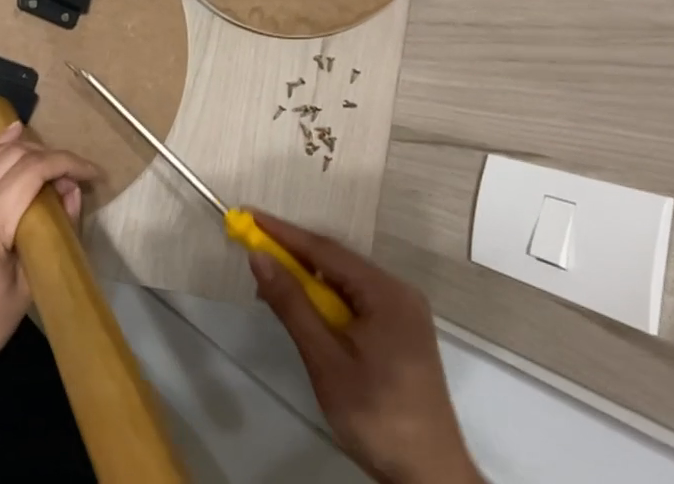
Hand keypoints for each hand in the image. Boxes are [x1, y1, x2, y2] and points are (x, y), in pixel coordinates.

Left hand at [0, 122, 98, 379]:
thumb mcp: (28, 284)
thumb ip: (53, 231)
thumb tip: (72, 192)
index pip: (33, 170)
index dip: (68, 163)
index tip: (93, 174)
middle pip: (13, 155)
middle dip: (50, 155)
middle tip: (76, 173)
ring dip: (24, 149)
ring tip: (54, 159)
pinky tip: (14, 144)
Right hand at [245, 210, 480, 483]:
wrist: (427, 474)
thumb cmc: (375, 413)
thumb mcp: (324, 358)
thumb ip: (291, 303)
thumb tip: (258, 257)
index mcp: (387, 294)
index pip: (325, 250)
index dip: (282, 232)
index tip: (246, 215)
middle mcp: (398, 295)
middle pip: (335, 262)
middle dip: (291, 253)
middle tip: (249, 247)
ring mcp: (400, 315)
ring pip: (342, 282)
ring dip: (304, 279)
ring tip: (266, 282)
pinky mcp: (396, 334)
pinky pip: (352, 301)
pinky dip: (321, 300)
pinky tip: (298, 309)